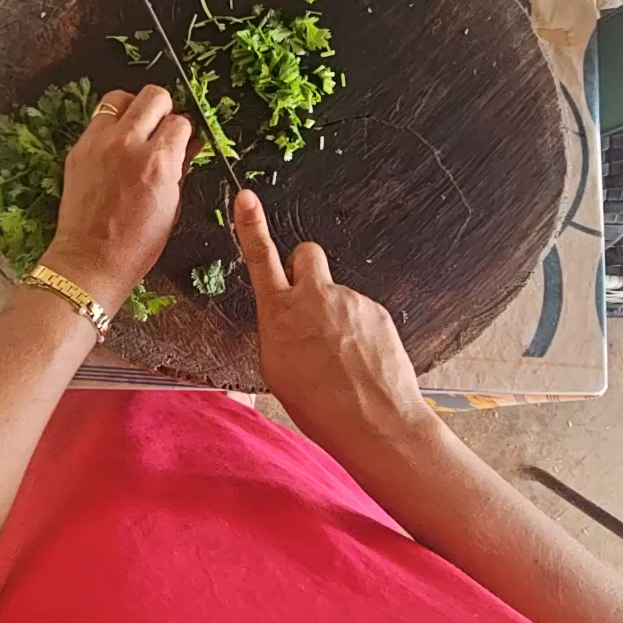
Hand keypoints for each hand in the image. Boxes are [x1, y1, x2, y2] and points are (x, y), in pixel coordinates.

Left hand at [38, 85, 192, 314]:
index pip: (180, 121)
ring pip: (121, 97)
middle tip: (162, 128)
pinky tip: (117, 146)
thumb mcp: (172, 205)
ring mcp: (99, 144)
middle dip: (164, 109)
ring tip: (137, 129)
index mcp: (158, 162)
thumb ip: (182, 167)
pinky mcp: (79, 149)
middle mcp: (128, 145)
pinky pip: (99, 119)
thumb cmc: (137, 243)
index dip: (184, 131)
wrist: (91, 259)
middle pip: (154, 96)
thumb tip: (191, 143)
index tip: (182, 140)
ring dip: (134, 108)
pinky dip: (111, 126)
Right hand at [232, 189, 433, 450]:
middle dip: (304, 269)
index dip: (251, 225)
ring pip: (335, 292)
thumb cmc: (319, 406)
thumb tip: (285, 320)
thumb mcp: (276, 369)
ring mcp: (349, 300)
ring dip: (334, 313)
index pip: (261, 258)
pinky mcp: (377, 310)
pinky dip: (357, 329)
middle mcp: (314, 298)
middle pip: (307, 253)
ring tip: (339, 356)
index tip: (246, 198)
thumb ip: (277, 330)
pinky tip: (359, 359)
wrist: (375, 423)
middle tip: (307, 300)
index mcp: (279, 313)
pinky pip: (360, 309)